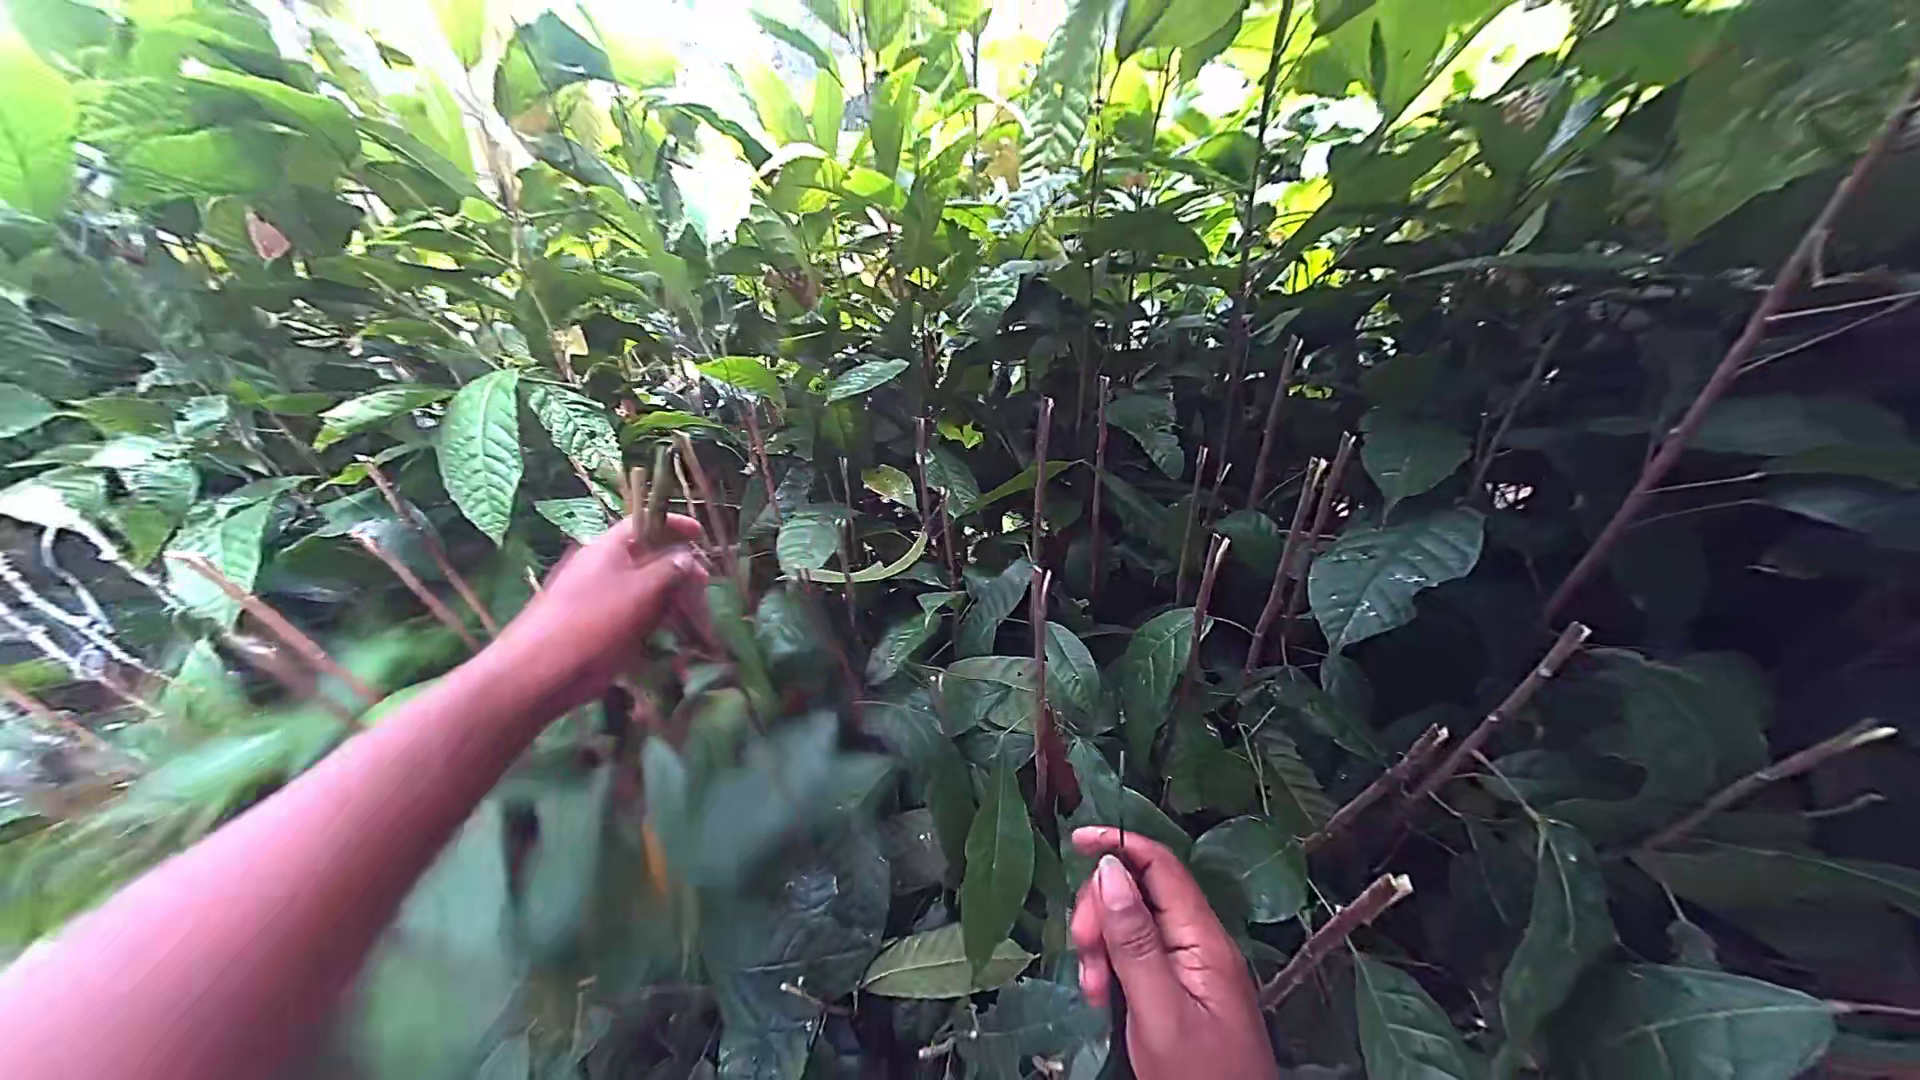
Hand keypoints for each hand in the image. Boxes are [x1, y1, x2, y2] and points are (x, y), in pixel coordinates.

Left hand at [485, 513, 708, 708]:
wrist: (542, 671)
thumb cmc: (595, 621)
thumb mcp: (643, 589)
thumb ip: (671, 568)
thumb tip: (687, 556)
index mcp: (607, 548)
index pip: (643, 522)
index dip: (673, 524)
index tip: (700, 534)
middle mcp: (602, 566)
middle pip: (647, 556)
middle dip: (678, 567)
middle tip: (702, 583)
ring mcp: (599, 596)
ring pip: (644, 587)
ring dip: (670, 596)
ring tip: (692, 612)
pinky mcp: (600, 624)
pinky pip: (635, 612)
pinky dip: (655, 617)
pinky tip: (670, 632)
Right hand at [1070, 827, 1279, 1079]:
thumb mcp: (1160, 1013)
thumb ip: (1134, 940)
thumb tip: (1108, 867)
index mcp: (1203, 939)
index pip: (1160, 864)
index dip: (1119, 843)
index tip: (1076, 841)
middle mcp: (1196, 941)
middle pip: (1138, 891)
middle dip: (1101, 911)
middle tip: (1085, 954)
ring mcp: (1186, 964)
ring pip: (1129, 920)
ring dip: (1101, 944)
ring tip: (1094, 988)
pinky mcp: (1173, 985)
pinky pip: (1132, 952)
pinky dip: (1108, 964)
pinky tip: (1101, 994)